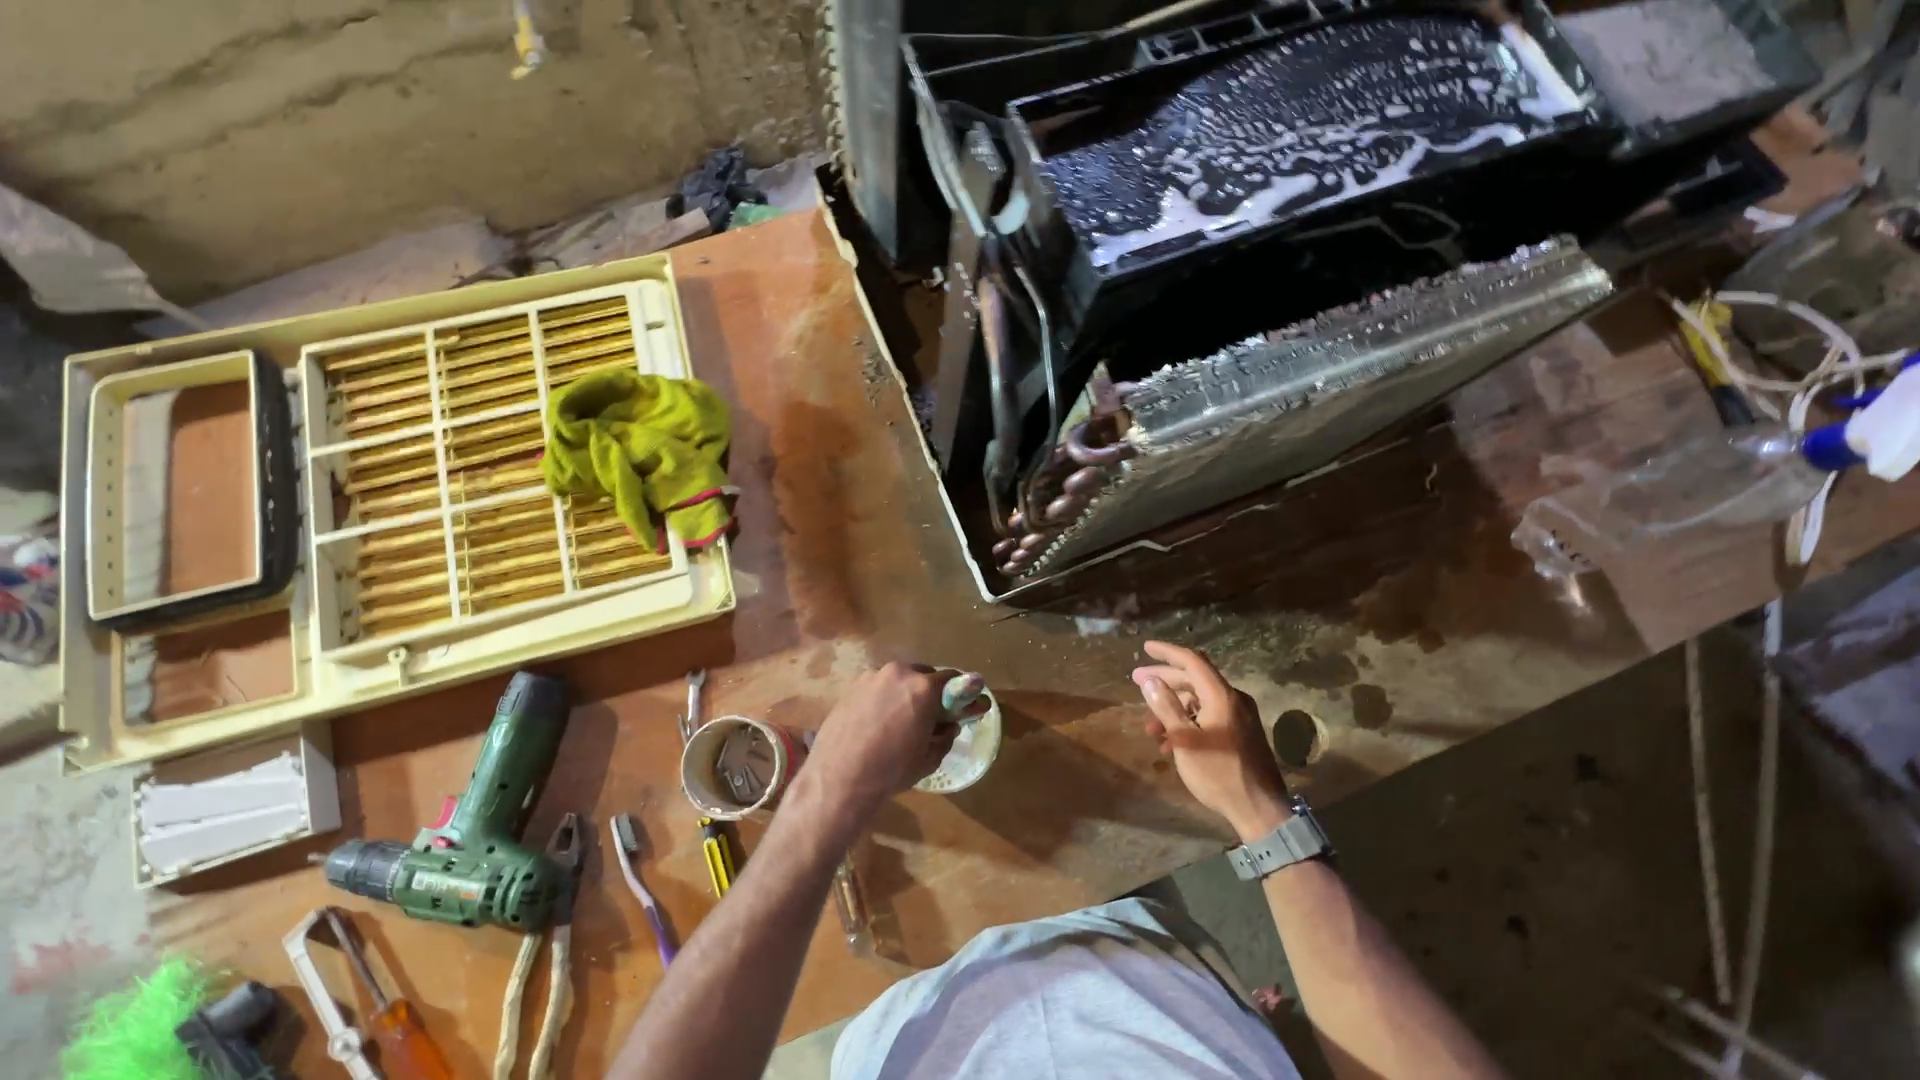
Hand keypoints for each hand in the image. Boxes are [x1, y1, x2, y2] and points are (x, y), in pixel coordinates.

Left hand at [795, 662, 973, 831]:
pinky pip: (878, 687)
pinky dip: (885, 698)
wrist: (839, 778)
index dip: (963, 692)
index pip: (954, 679)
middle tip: (933, 716)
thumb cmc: (891, 770)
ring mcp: (872, 677)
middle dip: (933, 693)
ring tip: (903, 721)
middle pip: (925, 676)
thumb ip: (945, 736)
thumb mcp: (929, 758)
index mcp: (924, 688)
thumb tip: (949, 726)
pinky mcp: (852, 686)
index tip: (968, 703)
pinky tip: (880, 722)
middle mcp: (898, 673)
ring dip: (907, 693)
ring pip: (899, 679)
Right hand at [1132, 641, 1291, 841]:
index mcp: (1221, 696)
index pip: (1192, 661)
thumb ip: (1166, 707)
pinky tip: (1171, 742)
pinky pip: (1210, 715)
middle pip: (1195, 678)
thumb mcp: (1184, 741)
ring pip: (1200, 700)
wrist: (1259, 808)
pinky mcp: (1241, 732)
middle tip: (1138, 681)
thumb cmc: (1218, 773)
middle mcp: (1234, 699)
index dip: (1166, 652)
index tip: (1145, 648)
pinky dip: (1188, 721)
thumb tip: (1151, 680)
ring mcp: (1240, 716)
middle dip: (1165, 679)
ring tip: (1150, 727)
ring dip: (1174, 707)